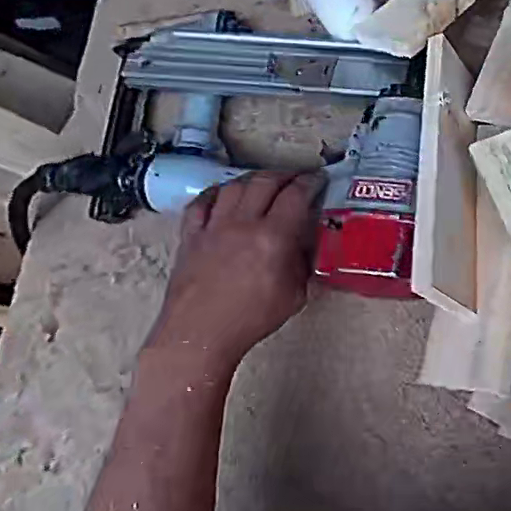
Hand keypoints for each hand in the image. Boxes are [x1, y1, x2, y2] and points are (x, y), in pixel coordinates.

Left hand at [144, 171, 321, 371]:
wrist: (199, 334)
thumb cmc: (251, 319)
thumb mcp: (295, 295)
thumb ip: (305, 265)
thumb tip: (310, 247)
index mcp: (273, 238)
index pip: (295, 196)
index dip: (310, 183)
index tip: (318, 180)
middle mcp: (243, 224)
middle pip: (265, 182)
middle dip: (285, 175)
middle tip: (296, 178)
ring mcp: (213, 227)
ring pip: (234, 186)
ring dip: (254, 179)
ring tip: (265, 182)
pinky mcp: (191, 236)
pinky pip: (202, 203)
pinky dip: (217, 192)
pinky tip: (225, 194)